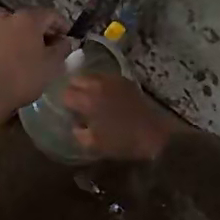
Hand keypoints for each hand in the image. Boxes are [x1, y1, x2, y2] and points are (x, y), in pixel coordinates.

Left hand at [0, 7, 72, 128]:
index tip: (70, 40)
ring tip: (36, 56)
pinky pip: (5, 38)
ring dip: (29, 38)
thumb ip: (63, 48)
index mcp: (28, 18)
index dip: (64, 26)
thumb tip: (65, 41)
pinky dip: (15, 44)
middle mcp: (9, 17)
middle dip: (46, 32)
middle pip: (33, 20)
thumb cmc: (23, 77)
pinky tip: (18, 60)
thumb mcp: (52, 64)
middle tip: (55, 49)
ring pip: (18, 29)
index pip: (52, 15)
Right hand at [61, 73, 187, 161]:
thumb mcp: (94, 144)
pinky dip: (101, 84)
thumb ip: (78, 132)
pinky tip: (105, 96)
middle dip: (73, 90)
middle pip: (75, 79)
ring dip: (86, 85)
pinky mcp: (125, 80)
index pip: (65, 94)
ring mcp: (112, 80)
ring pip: (90, 75)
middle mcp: (97, 85)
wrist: (154, 136)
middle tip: (77, 103)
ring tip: (90, 98)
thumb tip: (75, 123)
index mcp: (87, 100)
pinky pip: (105, 77)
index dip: (65, 103)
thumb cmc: (122, 142)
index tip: (69, 111)